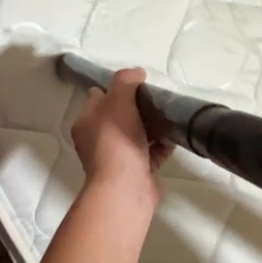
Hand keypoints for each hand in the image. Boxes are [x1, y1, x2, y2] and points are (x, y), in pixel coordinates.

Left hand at [70, 68, 168, 202]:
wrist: (126, 188)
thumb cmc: (117, 142)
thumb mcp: (117, 102)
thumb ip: (125, 81)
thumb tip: (137, 73)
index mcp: (87, 123)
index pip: (98, 96)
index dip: (116, 87)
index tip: (138, 83)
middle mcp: (99, 139)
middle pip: (121, 115)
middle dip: (139, 106)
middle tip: (157, 98)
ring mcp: (118, 157)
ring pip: (138, 133)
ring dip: (154, 125)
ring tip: (170, 114)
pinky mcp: (137, 170)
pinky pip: (152, 151)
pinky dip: (162, 144)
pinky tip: (174, 135)